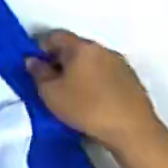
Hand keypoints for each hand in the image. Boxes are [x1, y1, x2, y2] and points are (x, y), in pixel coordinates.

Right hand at [25, 30, 167, 157]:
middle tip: (52, 82)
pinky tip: (92, 100)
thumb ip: (38, 73)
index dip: (42, 48)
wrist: (133, 131)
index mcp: (81, 47)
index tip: (37, 67)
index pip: (56, 36)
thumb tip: (34, 61)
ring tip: (73, 93)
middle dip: (61, 60)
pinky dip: (95, 80)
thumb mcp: (50, 93)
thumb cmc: (86, 108)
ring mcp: (121, 64)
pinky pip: (106, 73)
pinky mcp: (133, 80)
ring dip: (79, 71)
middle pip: (75, 47)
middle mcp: (103, 50)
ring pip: (92, 60)